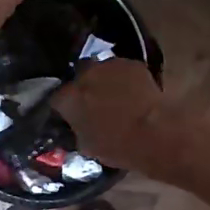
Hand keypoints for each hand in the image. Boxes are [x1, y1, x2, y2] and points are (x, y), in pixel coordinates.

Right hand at [51, 58, 173, 171]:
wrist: (154, 133)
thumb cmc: (117, 146)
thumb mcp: (86, 146)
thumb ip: (76, 131)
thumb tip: (76, 128)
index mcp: (67, 98)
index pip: (56, 100)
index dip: (63, 109)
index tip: (70, 117)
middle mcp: (83, 75)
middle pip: (78, 78)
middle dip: (83, 88)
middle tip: (93, 105)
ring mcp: (109, 65)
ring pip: (101, 70)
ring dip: (104, 81)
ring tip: (115, 97)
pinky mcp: (133, 64)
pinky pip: (122, 70)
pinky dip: (125, 79)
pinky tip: (133, 93)